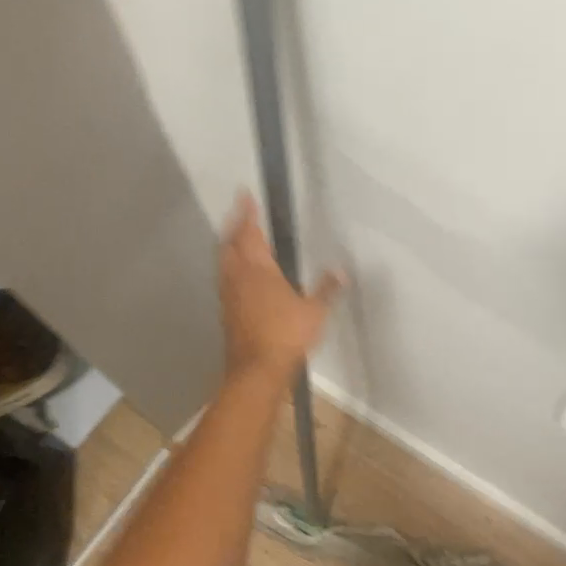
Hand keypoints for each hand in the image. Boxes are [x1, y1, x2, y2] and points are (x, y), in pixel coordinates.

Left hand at [218, 192, 341, 381]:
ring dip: (229, 246)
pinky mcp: (227, 312)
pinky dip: (230, 268)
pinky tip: (238, 276)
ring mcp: (229, 295)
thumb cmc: (286, 335)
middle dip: (235, 225)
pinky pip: (225, 279)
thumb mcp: (314, 311)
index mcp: (258, 269)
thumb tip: (341, 271)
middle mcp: (238, 276)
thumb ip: (326, 289)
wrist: (256, 370)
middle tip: (240, 213)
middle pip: (230, 243)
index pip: (250, 232)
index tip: (244, 194)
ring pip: (224, 262)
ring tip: (236, 239)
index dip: (247, 212)